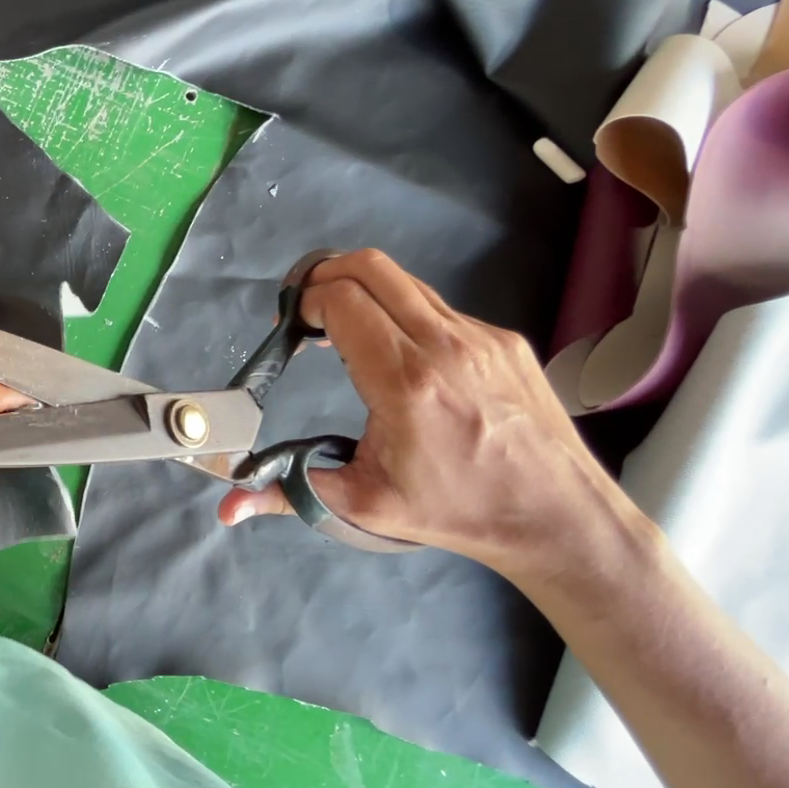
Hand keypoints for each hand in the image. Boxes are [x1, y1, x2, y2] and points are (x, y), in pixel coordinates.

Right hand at [216, 249, 641, 578]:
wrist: (561, 519)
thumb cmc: (454, 512)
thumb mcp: (360, 505)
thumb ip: (286, 492)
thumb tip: (226, 509)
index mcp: (405, 382)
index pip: (342, 301)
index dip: (304, 304)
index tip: (292, 331)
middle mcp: (445, 346)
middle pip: (371, 268)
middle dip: (323, 277)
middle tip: (305, 311)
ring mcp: (482, 337)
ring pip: (404, 280)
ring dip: (361, 289)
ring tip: (341, 326)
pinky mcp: (505, 340)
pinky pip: (436, 304)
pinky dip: (398, 310)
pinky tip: (393, 351)